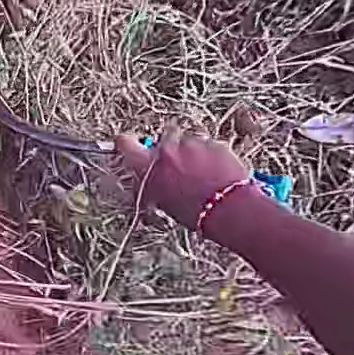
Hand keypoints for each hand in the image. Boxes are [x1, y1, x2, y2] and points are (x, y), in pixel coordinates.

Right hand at [115, 130, 253, 228]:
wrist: (228, 209)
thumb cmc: (192, 211)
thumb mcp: (158, 200)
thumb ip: (148, 182)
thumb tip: (142, 178)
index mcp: (147, 164)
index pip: (125, 143)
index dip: (126, 144)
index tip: (128, 145)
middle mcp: (167, 149)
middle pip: (161, 144)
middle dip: (167, 155)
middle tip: (175, 172)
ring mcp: (192, 144)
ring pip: (186, 144)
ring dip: (189, 155)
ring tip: (198, 176)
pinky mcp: (214, 143)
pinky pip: (206, 146)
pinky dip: (208, 157)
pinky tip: (213, 174)